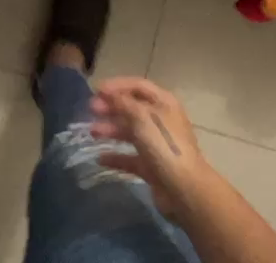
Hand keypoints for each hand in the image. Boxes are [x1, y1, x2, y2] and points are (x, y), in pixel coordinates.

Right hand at [89, 77, 216, 215]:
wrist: (184, 189)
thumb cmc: (164, 145)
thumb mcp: (142, 118)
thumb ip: (123, 103)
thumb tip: (108, 93)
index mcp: (163, 103)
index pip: (138, 86)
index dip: (117, 85)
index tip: (96, 90)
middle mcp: (160, 120)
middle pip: (132, 108)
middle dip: (111, 107)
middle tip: (91, 109)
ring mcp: (156, 144)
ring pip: (130, 132)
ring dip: (111, 130)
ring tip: (92, 132)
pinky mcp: (151, 166)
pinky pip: (130, 158)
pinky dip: (116, 156)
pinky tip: (100, 158)